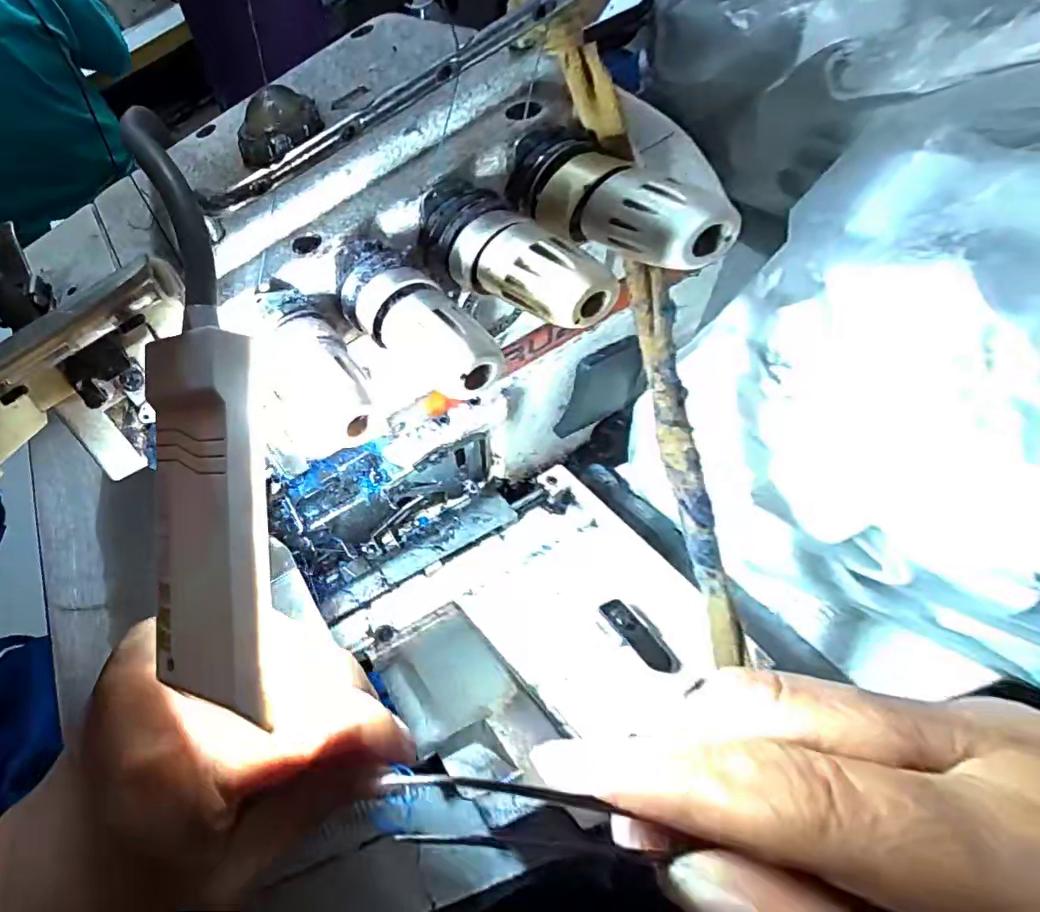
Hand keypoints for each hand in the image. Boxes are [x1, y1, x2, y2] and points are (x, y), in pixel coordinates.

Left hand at [0, 615, 411, 910]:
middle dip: (335, 690)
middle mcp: (161, 680)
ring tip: (325, 717)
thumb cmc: (145, 876)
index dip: (359, 722)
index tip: (398, 743)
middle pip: (279, 657)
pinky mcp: (146, 635)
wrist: (65, 844)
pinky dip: (265, 657)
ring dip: (303, 669)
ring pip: (257, 632)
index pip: (295, 715)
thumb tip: (379, 755)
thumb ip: (308, 799)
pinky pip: (228, 630)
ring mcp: (148, 647)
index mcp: (181, 750)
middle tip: (364, 734)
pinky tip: (277, 695)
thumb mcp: (236, 866)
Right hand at [529, 668, 1039, 911]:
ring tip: (670, 796)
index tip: (564, 771)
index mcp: (1022, 850)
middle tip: (616, 803)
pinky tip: (738, 780)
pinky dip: (747, 735)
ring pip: (775, 690)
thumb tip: (690, 868)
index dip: (661, 776)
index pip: (795, 788)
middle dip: (663, 746)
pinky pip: (811, 703)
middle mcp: (1001, 754)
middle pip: (763, 704)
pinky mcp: (968, 719)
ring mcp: (983, 723)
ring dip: (695, 736)